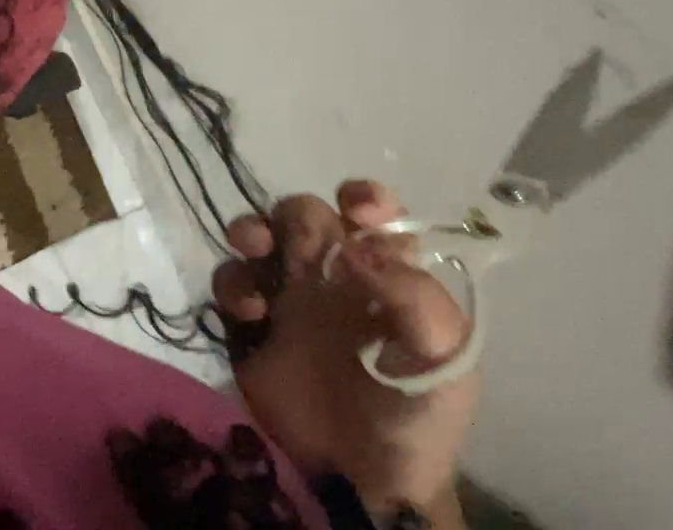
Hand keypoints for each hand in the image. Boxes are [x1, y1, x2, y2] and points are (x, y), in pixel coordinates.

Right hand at [215, 181, 478, 518]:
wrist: (360, 475)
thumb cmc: (415, 412)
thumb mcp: (443, 360)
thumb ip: (416, 300)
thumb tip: (362, 251)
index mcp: (384, 274)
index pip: (372, 215)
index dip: (362, 198)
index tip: (356, 210)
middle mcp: (332, 274)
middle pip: (303, 215)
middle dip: (291, 213)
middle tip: (288, 239)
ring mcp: (286, 295)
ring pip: (258, 237)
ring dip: (249, 230)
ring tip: (253, 249)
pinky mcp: (247, 321)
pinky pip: (229, 279)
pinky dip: (232, 283)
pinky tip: (249, 312)